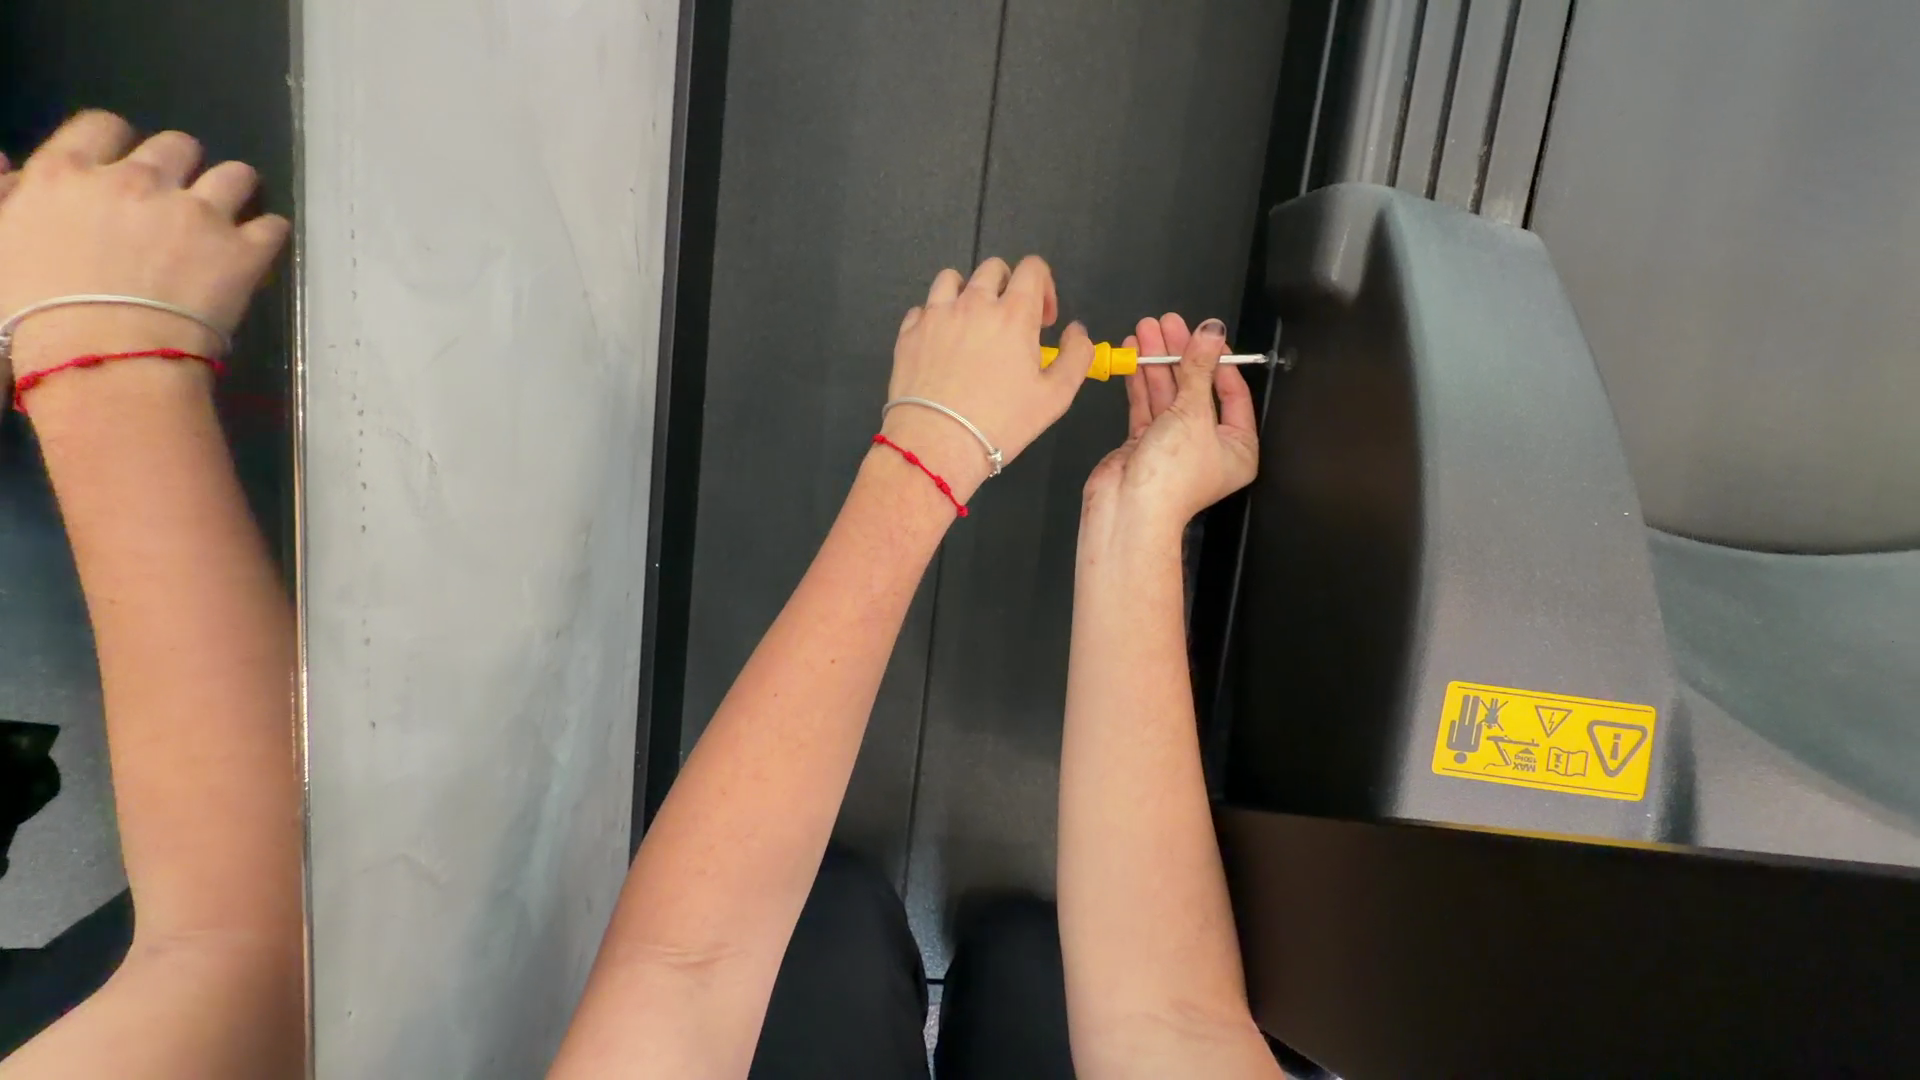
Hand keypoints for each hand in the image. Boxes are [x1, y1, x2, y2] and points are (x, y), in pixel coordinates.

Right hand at [0, 112, 289, 391]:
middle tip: (190, 191)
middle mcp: (138, 180)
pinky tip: (262, 243)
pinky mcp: (245, 250)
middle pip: (178, 147)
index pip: (105, 126)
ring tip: (238, 207)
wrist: (106, 344)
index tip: (138, 163)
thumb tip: (8, 159)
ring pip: (235, 176)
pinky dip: (271, 231)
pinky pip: (273, 226)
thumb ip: (12, 190)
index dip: (125, 141)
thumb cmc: (37, 300)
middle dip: (185, 164)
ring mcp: (198, 214)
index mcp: (69, 171)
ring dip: (237, 187)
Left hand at [881, 256, 1091, 498]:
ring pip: (951, 279)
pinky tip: (942, 343)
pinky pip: (922, 308)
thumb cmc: (1001, 423)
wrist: (938, 443)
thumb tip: (1077, 331)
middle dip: (1007, 286)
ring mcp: (936, 314)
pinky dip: (935, 317)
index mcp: (1014, 313)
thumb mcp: (1056, 397)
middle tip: (1009, 322)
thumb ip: (1077, 357)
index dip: (1044, 287)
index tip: (1042, 320)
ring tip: (971, 324)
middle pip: (992, 268)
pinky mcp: (909, 332)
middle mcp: (974, 303)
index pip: (1032, 268)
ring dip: (967, 292)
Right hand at [1081, 313, 1257, 544]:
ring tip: (1145, 329)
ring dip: (1157, 362)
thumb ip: (1199, 368)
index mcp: (1237, 447)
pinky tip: (1134, 355)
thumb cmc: (1172, 474)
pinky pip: (1145, 406)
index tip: (1203, 332)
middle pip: (1196, 389)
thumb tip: (1211, 329)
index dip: (1217, 359)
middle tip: (1167, 323)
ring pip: (1168, 394)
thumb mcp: (1193, 414)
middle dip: (1180, 354)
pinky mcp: (1143, 444)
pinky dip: (1140, 381)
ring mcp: (1173, 444)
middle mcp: (1207, 446)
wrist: (1128, 510)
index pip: (1232, 392)